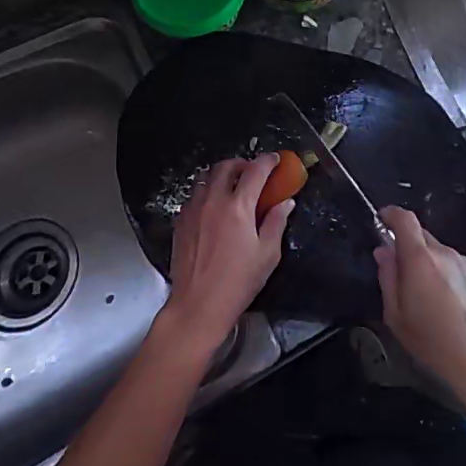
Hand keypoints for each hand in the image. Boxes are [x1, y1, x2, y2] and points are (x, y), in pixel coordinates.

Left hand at [163, 154, 292, 349]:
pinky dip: (207, 191)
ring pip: (206, 177)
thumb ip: (276, 222)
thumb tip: (285, 203)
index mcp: (238, 207)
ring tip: (233, 187)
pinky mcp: (180, 221)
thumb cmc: (237, 283)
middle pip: (226, 166)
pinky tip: (214, 207)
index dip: (268, 161)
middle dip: (242, 163)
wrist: (197, 305)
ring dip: (222, 175)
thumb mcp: (267, 254)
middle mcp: (213, 201)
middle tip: (253, 172)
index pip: (255, 171)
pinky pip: (194, 195)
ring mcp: (193, 209)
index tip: (276, 160)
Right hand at [373, 205, 465, 403]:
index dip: (390, 214)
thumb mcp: (395, 314)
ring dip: (423, 259)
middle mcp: (443, 252)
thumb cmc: (431, 340)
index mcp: (420, 258)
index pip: (404, 218)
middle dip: (404, 243)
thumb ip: (387, 276)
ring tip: (419, 291)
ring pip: (435, 249)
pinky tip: (440, 299)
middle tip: (395, 269)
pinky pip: (450, 262)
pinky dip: (439, 269)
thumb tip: (383, 252)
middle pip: (419, 233)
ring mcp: (463, 262)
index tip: (380, 220)